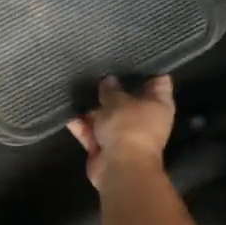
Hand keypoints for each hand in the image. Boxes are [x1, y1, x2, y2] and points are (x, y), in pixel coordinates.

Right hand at [67, 75, 175, 190]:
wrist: (120, 167)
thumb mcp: (118, 101)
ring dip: (93, 109)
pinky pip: (92, 132)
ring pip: (108, 116)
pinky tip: (67, 114)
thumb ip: (111, 89)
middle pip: (128, 99)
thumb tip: (108, 81)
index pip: (158, 81)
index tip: (130, 58)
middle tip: (97, 71)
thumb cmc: (128, 127)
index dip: (146, 69)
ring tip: (76, 89)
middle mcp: (144, 118)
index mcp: (158, 104)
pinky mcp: (106, 147)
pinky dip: (81, 126)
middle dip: (113, 88)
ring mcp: (124, 134)